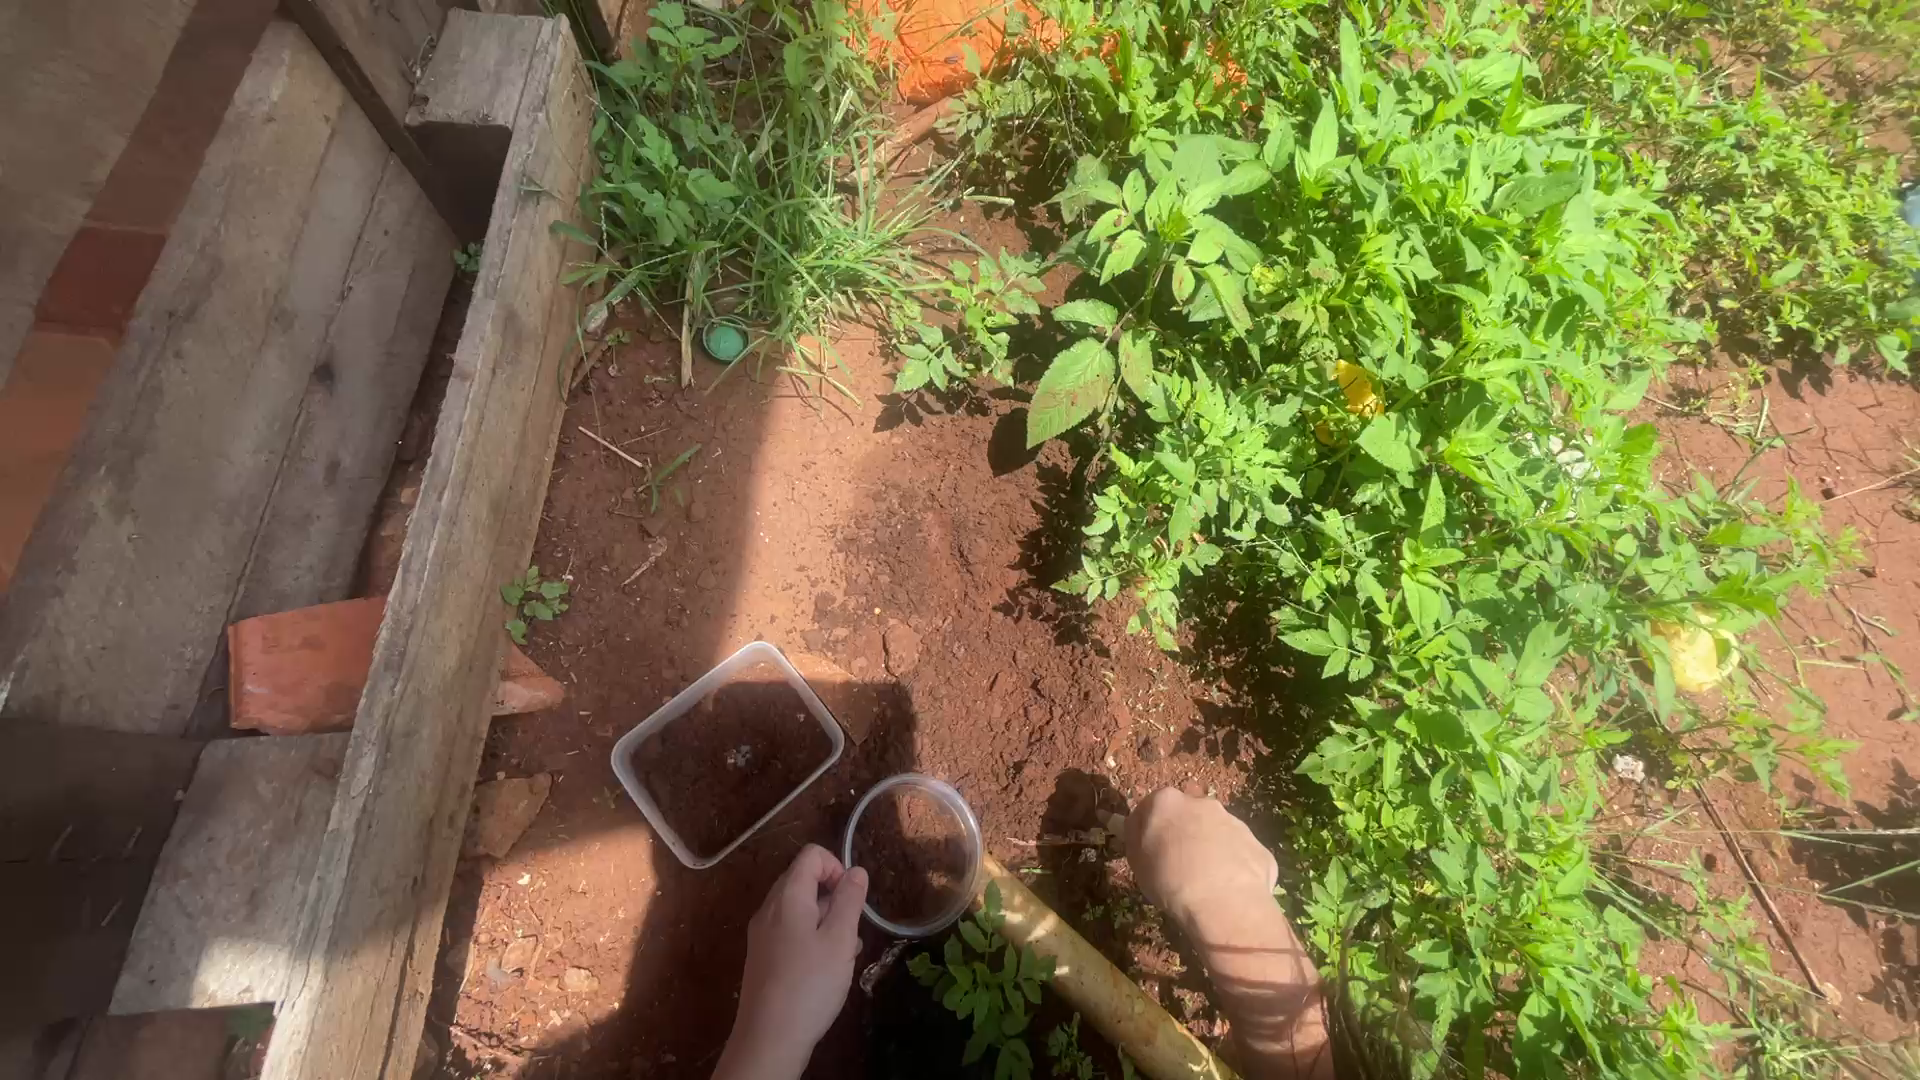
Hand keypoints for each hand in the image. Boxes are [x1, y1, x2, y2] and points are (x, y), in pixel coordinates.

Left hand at [713, 844, 867, 1079]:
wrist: (767, 1043)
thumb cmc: (808, 985)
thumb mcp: (839, 939)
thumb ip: (849, 900)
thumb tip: (856, 870)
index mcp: (787, 896)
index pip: (812, 855)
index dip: (837, 866)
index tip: (851, 898)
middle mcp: (769, 908)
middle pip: (804, 880)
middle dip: (833, 897)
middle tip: (850, 929)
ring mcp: (762, 934)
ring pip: (800, 909)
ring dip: (826, 921)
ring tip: (842, 955)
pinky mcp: (761, 958)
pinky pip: (790, 931)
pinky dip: (811, 938)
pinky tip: (825, 970)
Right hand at [1125, 787, 1277, 926]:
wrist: (1223, 904)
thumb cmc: (1169, 880)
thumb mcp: (1136, 859)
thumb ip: (1134, 834)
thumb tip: (1137, 824)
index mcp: (1167, 801)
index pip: (1151, 806)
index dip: (1149, 828)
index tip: (1150, 849)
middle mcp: (1202, 802)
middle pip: (1187, 814)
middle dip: (1183, 832)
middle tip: (1178, 864)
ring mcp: (1234, 821)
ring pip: (1216, 831)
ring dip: (1210, 848)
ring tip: (1206, 882)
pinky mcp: (1257, 845)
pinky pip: (1239, 853)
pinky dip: (1234, 866)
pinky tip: (1228, 891)